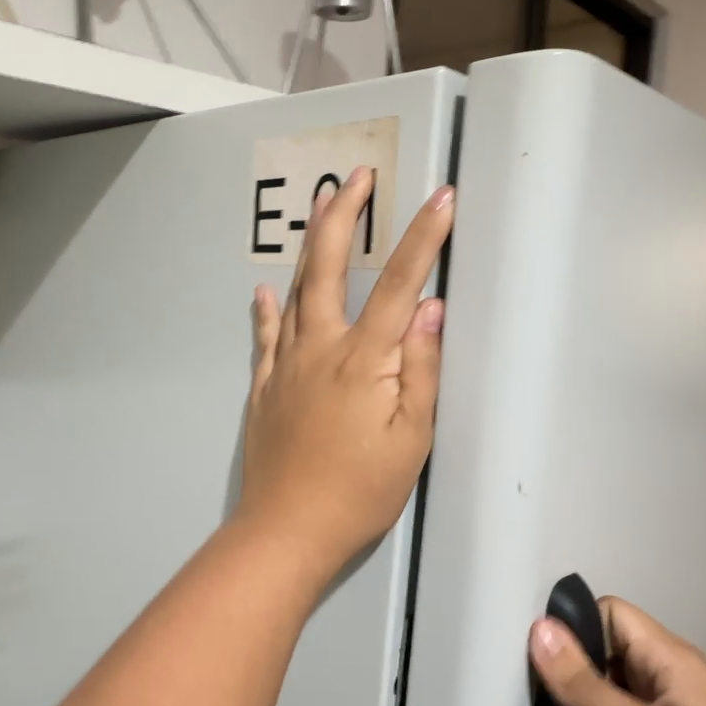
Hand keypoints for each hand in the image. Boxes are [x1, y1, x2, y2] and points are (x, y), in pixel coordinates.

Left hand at [234, 166, 454, 577]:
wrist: (287, 530)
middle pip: (330, 267)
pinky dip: (266, 310)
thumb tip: (431, 310)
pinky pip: (264, 337)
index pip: (401, 284)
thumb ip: (422, 371)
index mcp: (364, 360)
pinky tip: (263, 292)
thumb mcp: (411, 440)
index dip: (424, 238)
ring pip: (295, 291)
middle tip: (354, 175)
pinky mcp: (264, 388)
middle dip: (345, 215)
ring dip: (309, 245)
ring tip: (317, 207)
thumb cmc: (360, 491)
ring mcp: (286, 365)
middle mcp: (320, 348)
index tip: (442, 198)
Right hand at [530, 599, 705, 705]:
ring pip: (621, 691)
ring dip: (587, 703)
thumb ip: (585, 685)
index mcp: (676, 662)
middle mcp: (680, 681)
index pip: (612, 613)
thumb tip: (539, 627)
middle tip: (533, 696)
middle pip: (613, 650)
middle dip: (574, 666)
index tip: (533, 658)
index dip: (573, 626)